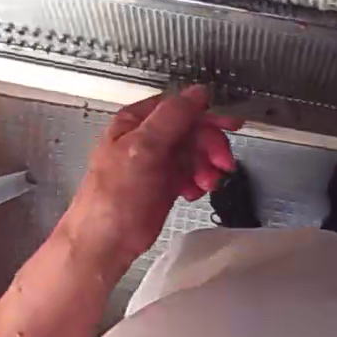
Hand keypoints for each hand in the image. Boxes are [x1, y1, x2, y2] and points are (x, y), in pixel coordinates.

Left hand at [57, 85, 242, 276]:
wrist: (105, 243)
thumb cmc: (113, 198)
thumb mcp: (143, 149)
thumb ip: (172, 118)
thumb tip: (197, 93)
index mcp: (136, 122)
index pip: (179, 107)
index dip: (207, 116)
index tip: (230, 125)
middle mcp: (147, 139)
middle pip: (192, 131)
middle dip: (210, 146)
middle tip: (223, 163)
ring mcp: (157, 162)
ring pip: (195, 153)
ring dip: (207, 167)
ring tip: (206, 184)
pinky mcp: (165, 184)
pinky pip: (192, 174)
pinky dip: (199, 182)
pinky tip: (194, 192)